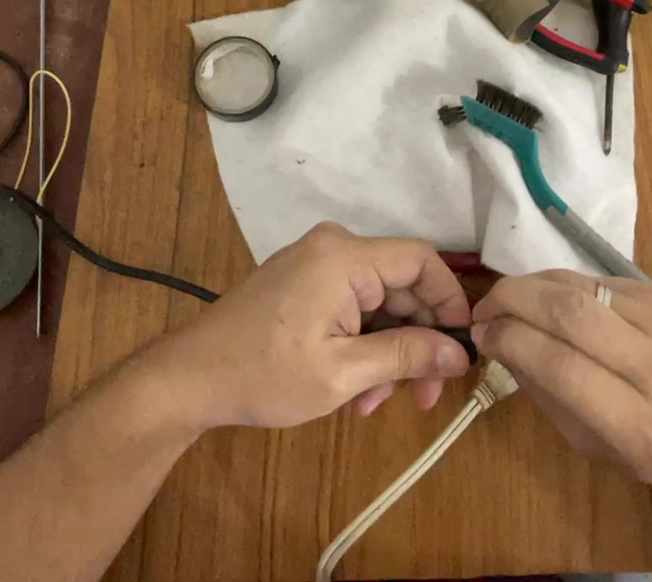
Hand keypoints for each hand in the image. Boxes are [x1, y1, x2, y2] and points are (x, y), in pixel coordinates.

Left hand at [144, 222, 471, 429]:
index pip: (421, 260)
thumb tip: (460, 352)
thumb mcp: (343, 373)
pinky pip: (352, 305)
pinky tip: (356, 391)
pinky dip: (362, 343)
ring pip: (378, 302)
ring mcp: (317, 263)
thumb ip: (406, 355)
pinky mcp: (305, 281)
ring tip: (375, 403)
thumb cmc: (265, 374)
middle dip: (415, 341)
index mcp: (345, 257)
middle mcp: (334, 248)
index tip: (460, 347)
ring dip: (387, 351)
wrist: (190, 378)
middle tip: (424, 395)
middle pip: (400, 285)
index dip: (449, 301)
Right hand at [471, 270, 651, 491]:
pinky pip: (597, 279)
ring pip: (581, 286)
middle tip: (481, 309)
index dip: (510, 341)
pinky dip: (557, 282)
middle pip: (569, 314)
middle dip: (512, 301)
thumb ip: (549, 395)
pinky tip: (540, 295)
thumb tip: (500, 340)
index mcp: (645, 426)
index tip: (480, 336)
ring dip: (529, 285)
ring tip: (503, 299)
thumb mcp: (597, 446)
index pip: (561, 367)